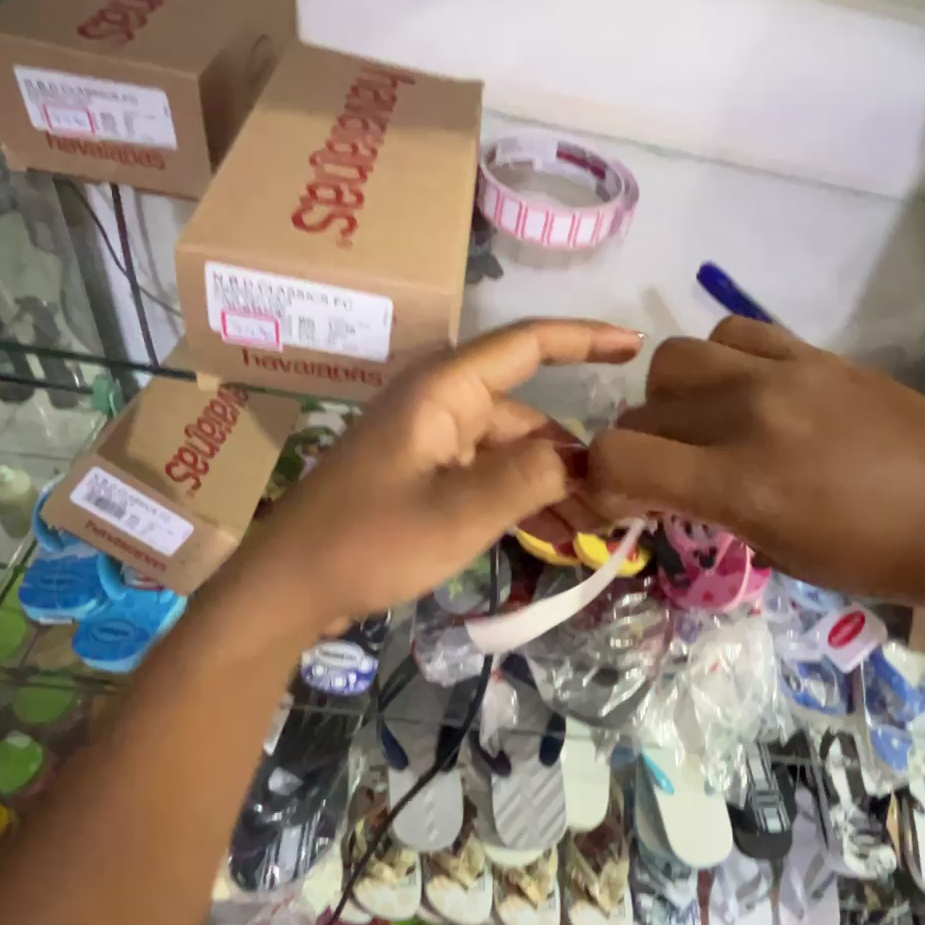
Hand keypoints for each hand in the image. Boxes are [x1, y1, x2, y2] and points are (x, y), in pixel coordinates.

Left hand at [226, 319, 642, 627]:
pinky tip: (550, 537)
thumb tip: (581, 459)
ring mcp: (429, 442)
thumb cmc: (370, 540)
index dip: (585, 338)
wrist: (288, 586)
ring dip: (548, 485)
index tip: (635, 347)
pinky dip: (518, 499)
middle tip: (619, 499)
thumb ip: (530, 478)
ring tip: (590, 531)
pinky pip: (484, 476)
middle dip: (572, 453)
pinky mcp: (421, 476)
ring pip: (509, 451)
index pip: (528, 344)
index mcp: (445, 390)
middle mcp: (440, 405)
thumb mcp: (461, 513)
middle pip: (525, 414)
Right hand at [585, 317, 924, 621]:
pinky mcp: (815, 353)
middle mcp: (748, 413)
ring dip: (669, 399)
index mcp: (739, 481)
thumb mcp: (780, 553)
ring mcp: (783, 372)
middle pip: (640, 413)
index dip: (599, 485)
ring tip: (702, 428)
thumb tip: (664, 489)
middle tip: (664, 481)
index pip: (617, 457)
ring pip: (674, 358)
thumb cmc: (883, 560)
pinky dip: (720, 362)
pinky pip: (735, 333)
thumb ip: (710, 510)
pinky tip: (746, 393)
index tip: (619, 507)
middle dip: (635, 452)